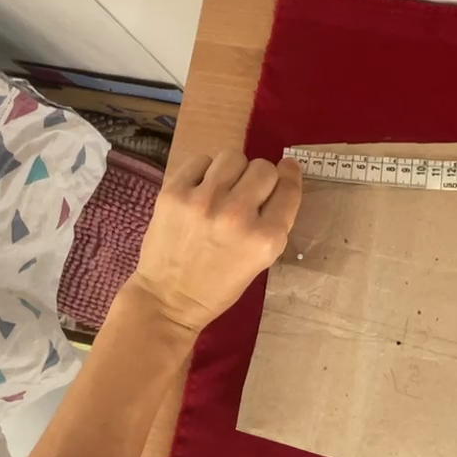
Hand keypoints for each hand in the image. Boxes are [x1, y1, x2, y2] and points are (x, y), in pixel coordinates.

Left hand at [124, 150, 303, 333]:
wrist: (167, 299)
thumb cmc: (218, 287)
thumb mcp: (260, 261)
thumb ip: (273, 223)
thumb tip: (281, 177)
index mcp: (265, 239)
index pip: (288, 189)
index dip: (290, 176)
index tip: (286, 171)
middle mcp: (237, 216)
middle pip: (264, 168)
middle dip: (260, 177)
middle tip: (247, 192)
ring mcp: (203, 201)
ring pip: (234, 157)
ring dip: (233, 170)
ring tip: (222, 189)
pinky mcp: (174, 193)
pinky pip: (201, 160)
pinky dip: (204, 172)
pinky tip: (199, 191)